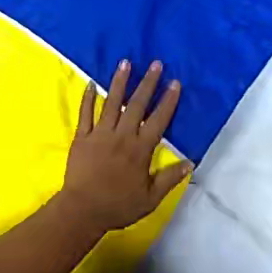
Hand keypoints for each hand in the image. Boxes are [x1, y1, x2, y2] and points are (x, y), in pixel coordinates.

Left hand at [57, 59, 191, 232]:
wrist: (82, 209)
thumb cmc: (118, 206)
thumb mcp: (150, 198)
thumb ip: (169, 178)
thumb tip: (190, 163)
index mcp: (140, 150)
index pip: (158, 121)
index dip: (168, 101)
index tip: (174, 83)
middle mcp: (121, 136)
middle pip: (137, 105)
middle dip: (147, 83)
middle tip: (155, 64)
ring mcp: (99, 134)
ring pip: (111, 103)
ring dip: (119, 82)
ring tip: (125, 63)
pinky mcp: (81, 137)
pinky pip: (85, 114)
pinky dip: (87, 98)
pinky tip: (91, 83)